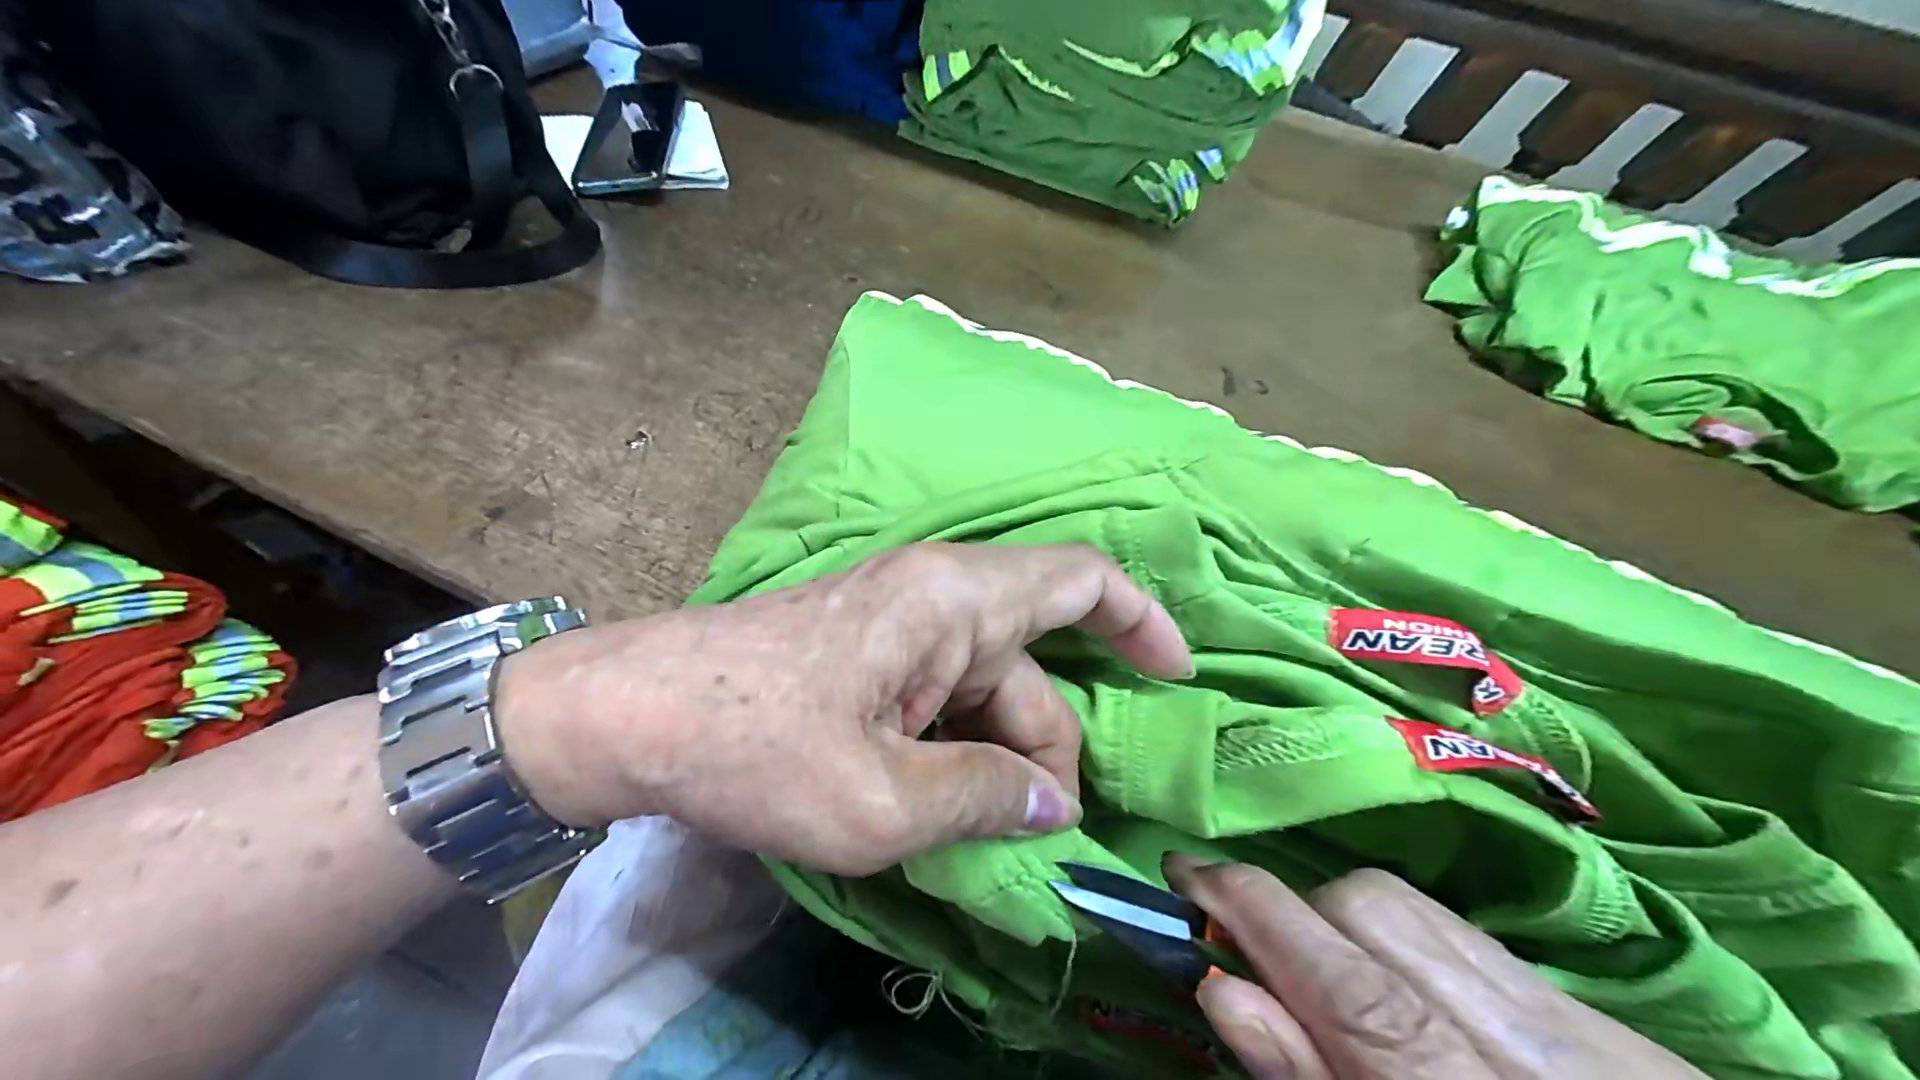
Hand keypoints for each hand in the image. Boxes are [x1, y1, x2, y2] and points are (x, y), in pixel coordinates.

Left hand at [494, 543, 1192, 874]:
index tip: (1176, 675)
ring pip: (985, 693)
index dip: (1140, 619)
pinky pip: (942, 698)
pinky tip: (933, 808)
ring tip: (970, 837)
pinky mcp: (871, 654)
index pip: (1077, 579)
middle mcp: (936, 596)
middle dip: (1047, 753)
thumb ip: (984, 797)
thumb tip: (1055, 805)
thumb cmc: (754, 747)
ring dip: (994, 762)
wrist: (631, 715)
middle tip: (1037, 837)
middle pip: (1031, 670)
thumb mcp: (881, 800)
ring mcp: (900, 624)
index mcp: (952, 601)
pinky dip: (955, 750)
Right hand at [1166, 857, 1705, 1079]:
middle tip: (1251, 951)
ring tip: (1319, 967)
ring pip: (1420, 909)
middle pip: (1379, 915)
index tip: (1183, 875)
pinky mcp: (1625, 1037)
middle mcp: (1548, 1067)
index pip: (1354, 991)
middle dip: (1293, 915)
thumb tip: (1223, 990)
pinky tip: (1398, 990)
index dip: (1255, 915)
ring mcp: (1602, 1044)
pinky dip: (1403, 943)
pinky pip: (1469, 938)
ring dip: (1341, 920)